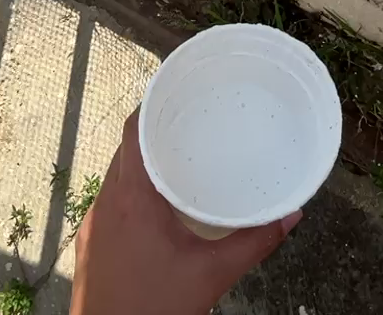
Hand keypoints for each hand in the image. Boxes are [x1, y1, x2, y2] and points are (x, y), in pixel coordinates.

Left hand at [70, 109, 301, 314]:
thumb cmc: (152, 311)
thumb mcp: (210, 276)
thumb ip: (252, 242)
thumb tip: (291, 215)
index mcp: (131, 196)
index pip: (133, 129)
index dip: (153, 104)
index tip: (179, 91)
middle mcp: (105, 202)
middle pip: (127, 148)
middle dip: (157, 131)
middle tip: (191, 120)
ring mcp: (93, 225)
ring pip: (117, 174)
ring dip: (144, 161)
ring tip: (179, 156)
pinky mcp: (90, 246)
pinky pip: (111, 199)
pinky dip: (133, 189)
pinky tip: (159, 204)